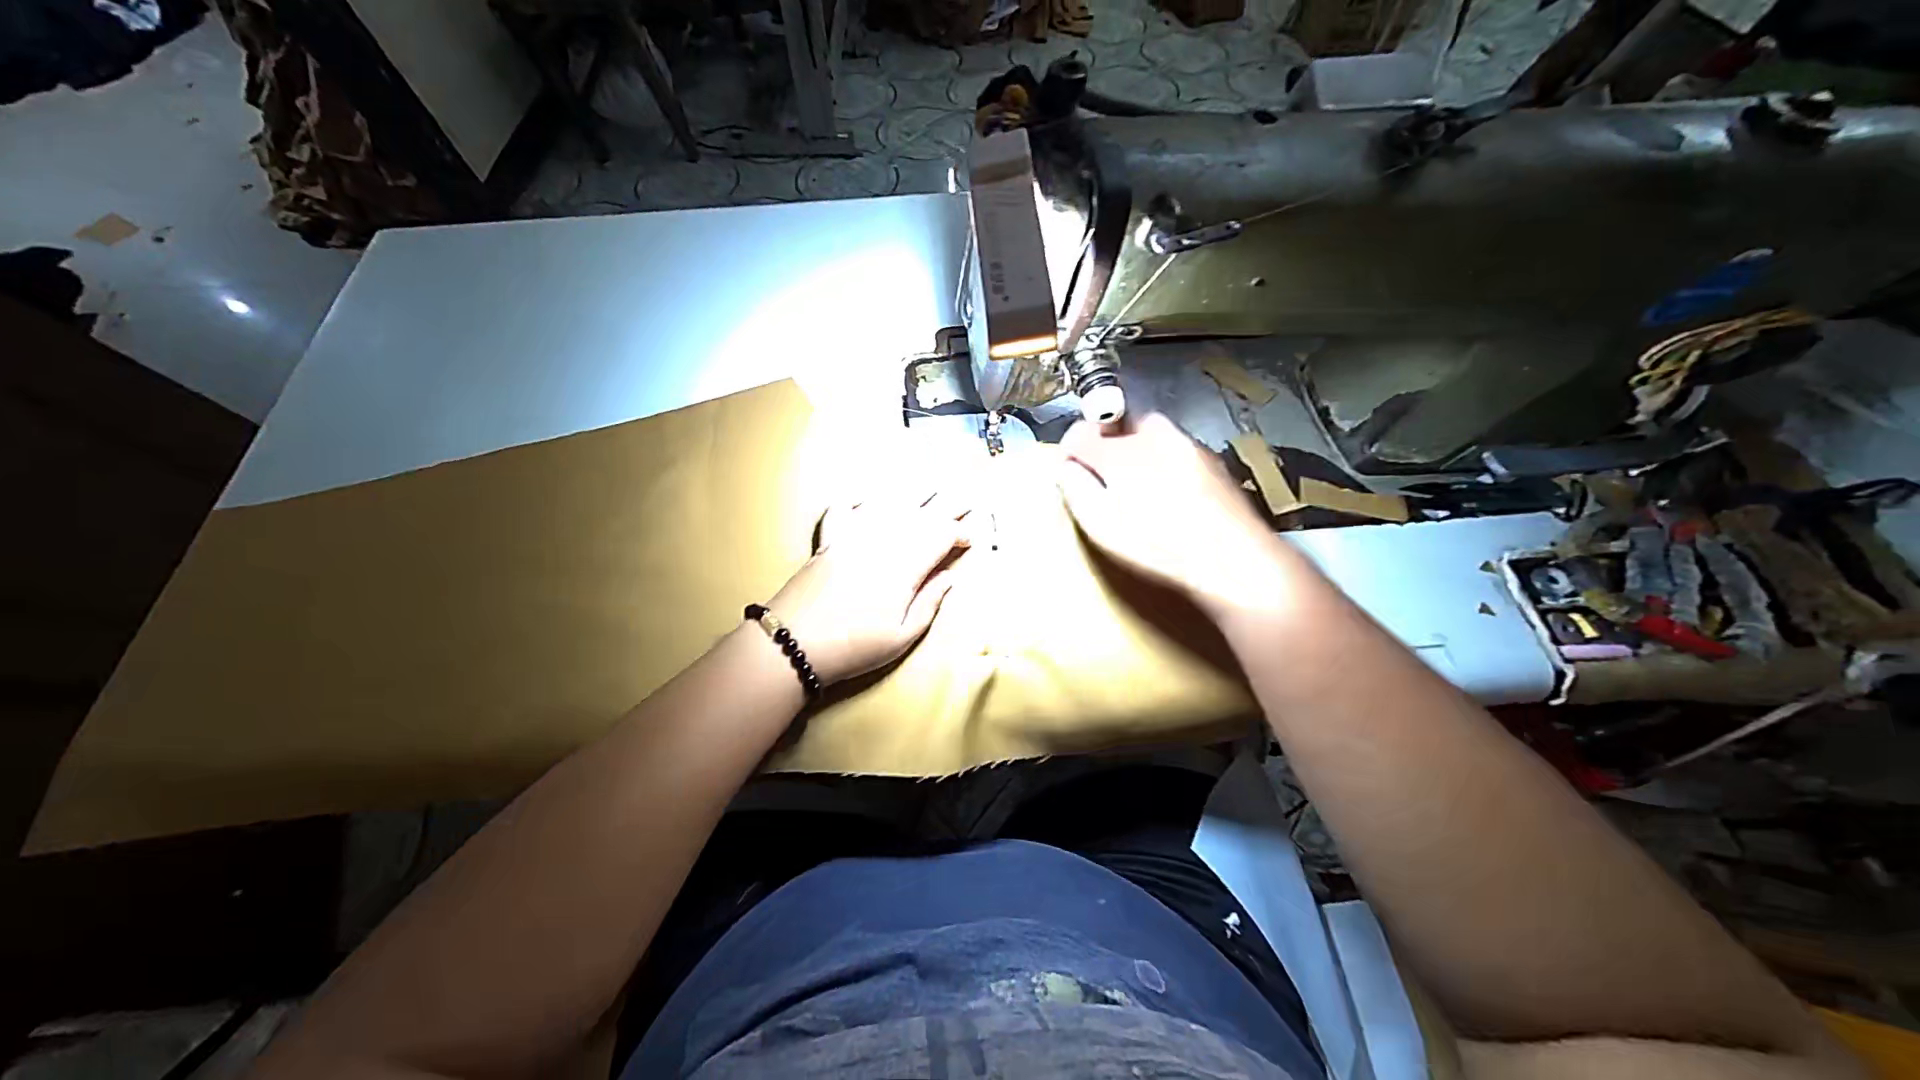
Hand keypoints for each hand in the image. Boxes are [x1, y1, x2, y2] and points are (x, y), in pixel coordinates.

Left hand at [763, 492, 971, 683]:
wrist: (792, 642)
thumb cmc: (853, 646)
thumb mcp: (902, 636)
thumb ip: (929, 602)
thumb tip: (949, 578)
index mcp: (905, 565)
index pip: (941, 535)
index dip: (959, 534)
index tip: (968, 541)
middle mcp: (881, 541)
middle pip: (920, 515)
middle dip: (946, 507)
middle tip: (964, 499)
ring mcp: (851, 536)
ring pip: (887, 504)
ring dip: (910, 495)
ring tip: (927, 487)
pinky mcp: (827, 541)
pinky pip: (842, 510)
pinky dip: (855, 501)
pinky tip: (864, 499)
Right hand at [1057, 413, 1302, 619]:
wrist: (1234, 560)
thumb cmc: (1160, 548)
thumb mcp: (1102, 527)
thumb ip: (1077, 490)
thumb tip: (1067, 468)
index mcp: (1121, 450)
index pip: (1081, 432)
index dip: (1069, 450)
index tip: (1069, 469)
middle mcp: (1155, 435)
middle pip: (1121, 424)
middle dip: (1108, 444)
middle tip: (1105, 477)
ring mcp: (1188, 445)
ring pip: (1152, 436)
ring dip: (1139, 452)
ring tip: (1140, 489)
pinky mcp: (1213, 461)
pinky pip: (1177, 452)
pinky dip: (1166, 464)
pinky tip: (1172, 498)